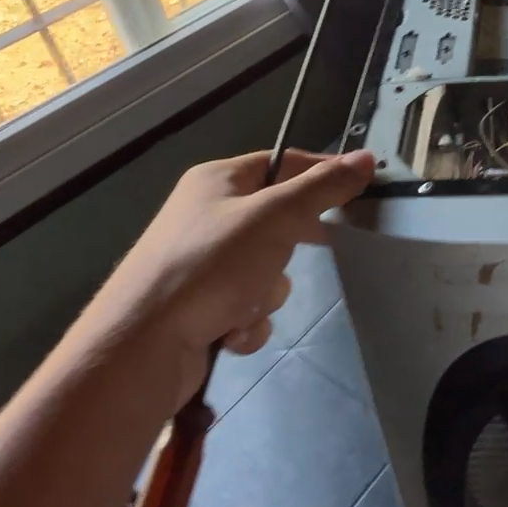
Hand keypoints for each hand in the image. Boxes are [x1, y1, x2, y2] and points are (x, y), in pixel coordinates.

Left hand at [87, 149, 375, 408]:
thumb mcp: (274, 218)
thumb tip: (365, 158)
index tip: (362, 189)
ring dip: (266, 293)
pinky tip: (230, 334)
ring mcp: (203, 263)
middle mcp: (208, 215)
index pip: (284, 162)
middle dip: (288, 249)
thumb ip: (322, 188)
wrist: (142, 348)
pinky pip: (249, 305)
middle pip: (278, 221)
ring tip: (243, 305)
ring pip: (268, 269)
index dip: (323, 172)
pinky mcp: (201, 306)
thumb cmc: (210, 267)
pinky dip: (248, 320)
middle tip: (290, 255)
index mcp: (218, 180)